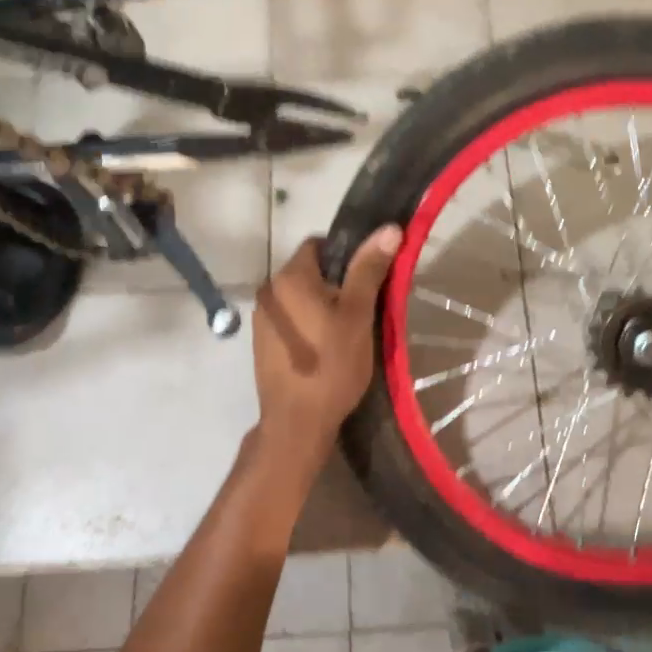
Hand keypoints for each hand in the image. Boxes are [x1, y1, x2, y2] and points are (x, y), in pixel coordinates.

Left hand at [252, 226, 402, 453]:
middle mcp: (268, 291)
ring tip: (345, 333)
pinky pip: (291, 320)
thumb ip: (369, 269)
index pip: (319, 244)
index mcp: (289, 277)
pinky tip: (325, 350)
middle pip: (309, 272)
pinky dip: (309, 325)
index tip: (368, 279)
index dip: (347, 255)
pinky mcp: (262, 344)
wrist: (296, 423)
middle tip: (364, 310)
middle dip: (337, 283)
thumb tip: (390, 228)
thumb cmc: (332, 365)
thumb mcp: (358, 315)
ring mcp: (261, 319)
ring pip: (300, 298)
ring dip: (322, 306)